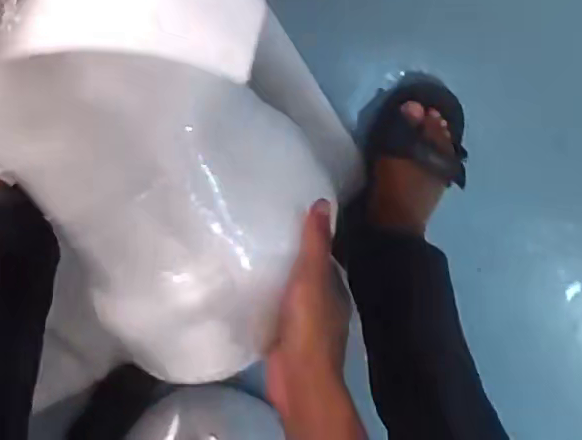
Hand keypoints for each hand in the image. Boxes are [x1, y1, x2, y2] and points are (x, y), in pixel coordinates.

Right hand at [266, 200, 361, 437]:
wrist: (298, 379)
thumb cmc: (309, 324)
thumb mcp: (312, 276)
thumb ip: (316, 242)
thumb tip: (324, 202)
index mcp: (335, 290)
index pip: (324, 256)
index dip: (310, 238)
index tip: (289, 218)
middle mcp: (323, 306)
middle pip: (306, 274)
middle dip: (289, 257)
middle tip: (263, 231)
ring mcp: (303, 325)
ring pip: (289, 293)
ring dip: (276, 278)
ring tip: (250, 253)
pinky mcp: (284, 338)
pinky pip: (273, 311)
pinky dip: (264, 300)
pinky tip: (246, 288)